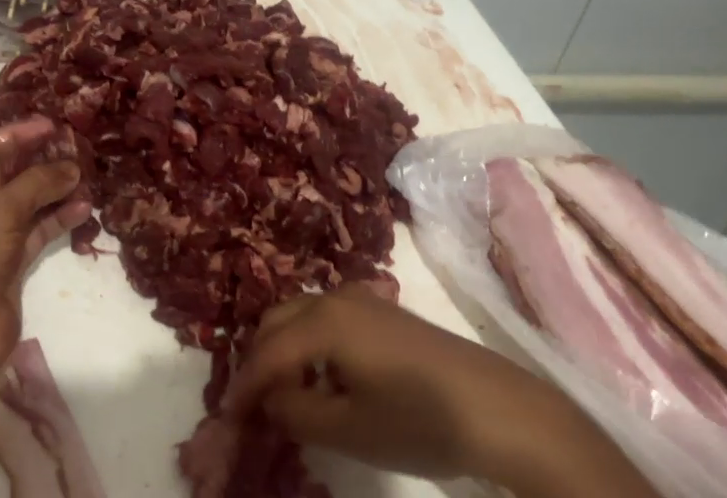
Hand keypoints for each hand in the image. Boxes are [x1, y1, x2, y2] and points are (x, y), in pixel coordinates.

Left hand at [0, 118, 91, 371]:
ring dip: (54, 189)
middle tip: (77, 149)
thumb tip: (72, 167)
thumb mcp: (1, 209)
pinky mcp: (10, 263)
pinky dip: (58, 219)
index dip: (18, 133)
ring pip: (27, 202)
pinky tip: (85, 209)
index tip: (53, 126)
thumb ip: (38, 182)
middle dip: (41, 160)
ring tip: (87, 177)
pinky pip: (37, 231)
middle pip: (9, 172)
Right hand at [223, 287, 657, 496]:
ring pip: (302, 316)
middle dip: (260, 360)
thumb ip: (294, 412)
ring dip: (285, 349)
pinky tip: (326, 378)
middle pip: (277, 321)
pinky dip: (312, 343)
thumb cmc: (419, 420)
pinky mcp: (385, 312)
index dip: (243, 387)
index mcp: (322, 321)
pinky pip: (328, 317)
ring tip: (289, 394)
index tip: (228, 417)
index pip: (265, 352)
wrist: (499, 410)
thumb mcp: (347, 429)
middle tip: (255, 404)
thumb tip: (271, 399)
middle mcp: (335, 297)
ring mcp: (364, 300)